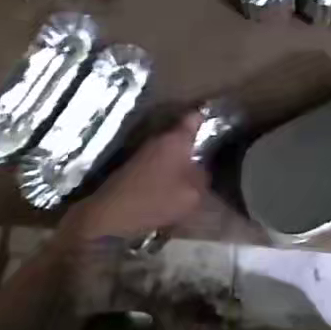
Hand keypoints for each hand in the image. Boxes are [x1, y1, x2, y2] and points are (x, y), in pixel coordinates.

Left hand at [59, 112, 208, 241]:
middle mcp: (160, 139)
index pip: (196, 117)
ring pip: (173, 149)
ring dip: (184, 159)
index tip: (221, 118)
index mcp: (176, 140)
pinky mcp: (136, 166)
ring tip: (199, 174)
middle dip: (199, 142)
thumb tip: (203, 169)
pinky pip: (161, 162)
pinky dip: (171, 169)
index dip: (209, 115)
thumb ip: (203, 177)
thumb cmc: (154, 200)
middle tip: (216, 155)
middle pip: (184, 134)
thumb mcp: (192, 194)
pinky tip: (177, 185)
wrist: (109, 214)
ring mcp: (145, 151)